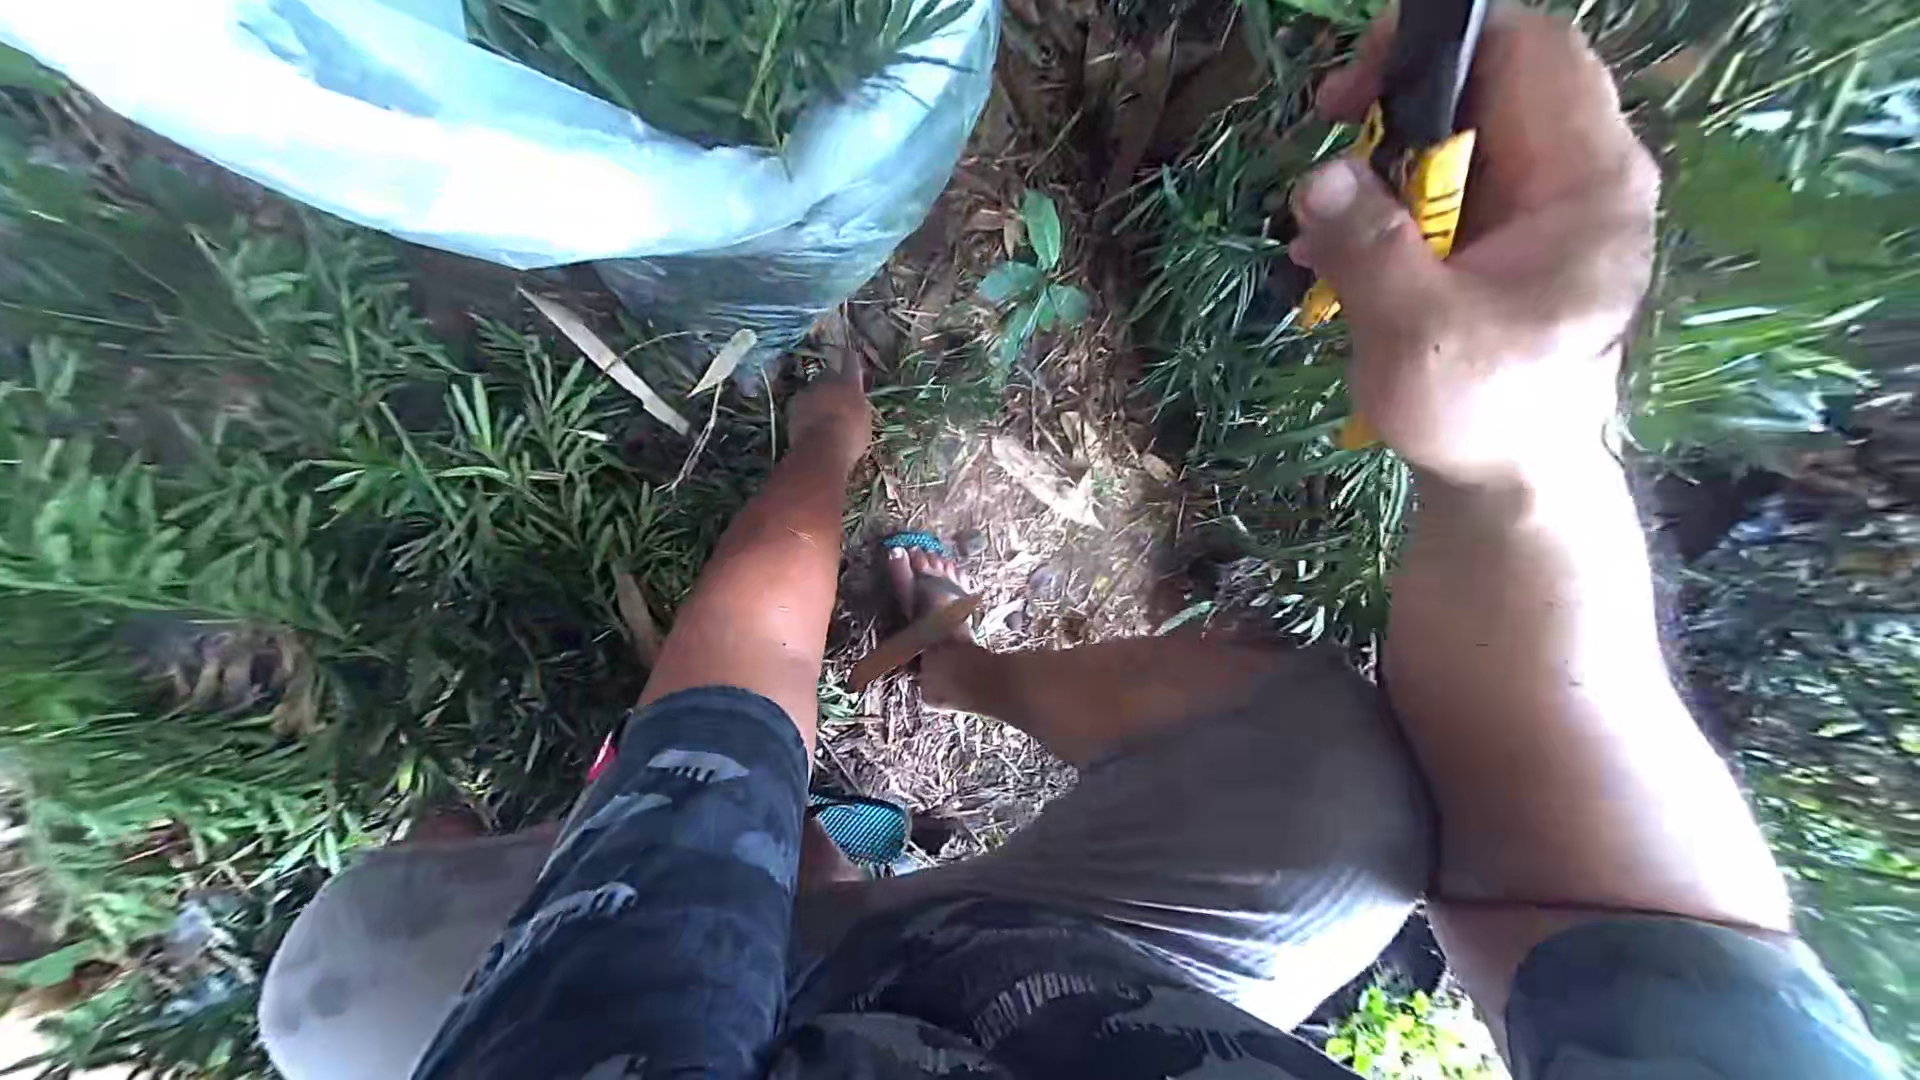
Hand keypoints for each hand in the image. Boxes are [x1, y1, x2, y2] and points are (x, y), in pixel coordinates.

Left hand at [785, 351, 871, 466]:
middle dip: (832, 383)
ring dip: (817, 397)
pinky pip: (800, 403)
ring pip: (813, 389)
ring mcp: (808, 391)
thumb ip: (858, 407)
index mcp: (849, 383)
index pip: (851, 362)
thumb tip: (854, 404)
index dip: (850, 360)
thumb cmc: (851, 436)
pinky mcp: (793, 404)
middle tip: (836, 397)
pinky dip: (804, 410)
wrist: (822, 448)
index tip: (850, 357)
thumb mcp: (864, 421)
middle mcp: (827, 381)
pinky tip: (808, 423)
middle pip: (829, 374)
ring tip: (821, 415)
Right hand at [1288, 7, 1659, 488]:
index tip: (1345, 97)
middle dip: (1389, 125)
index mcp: (1580, 180)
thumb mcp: (1412, 328)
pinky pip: (1434, 215)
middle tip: (1322, 167)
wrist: (1503, 478)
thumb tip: (1317, 176)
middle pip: (1481, 103)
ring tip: (1316, 233)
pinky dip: (1379, 226)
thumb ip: (1366, 247)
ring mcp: (1528, 226)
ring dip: (1373, 185)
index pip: (1524, 53)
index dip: (1434, 49)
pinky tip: (1331, 262)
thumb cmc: (1473, 407)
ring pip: (1448, 162)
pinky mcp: (1492, 262)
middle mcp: (1565, 185)